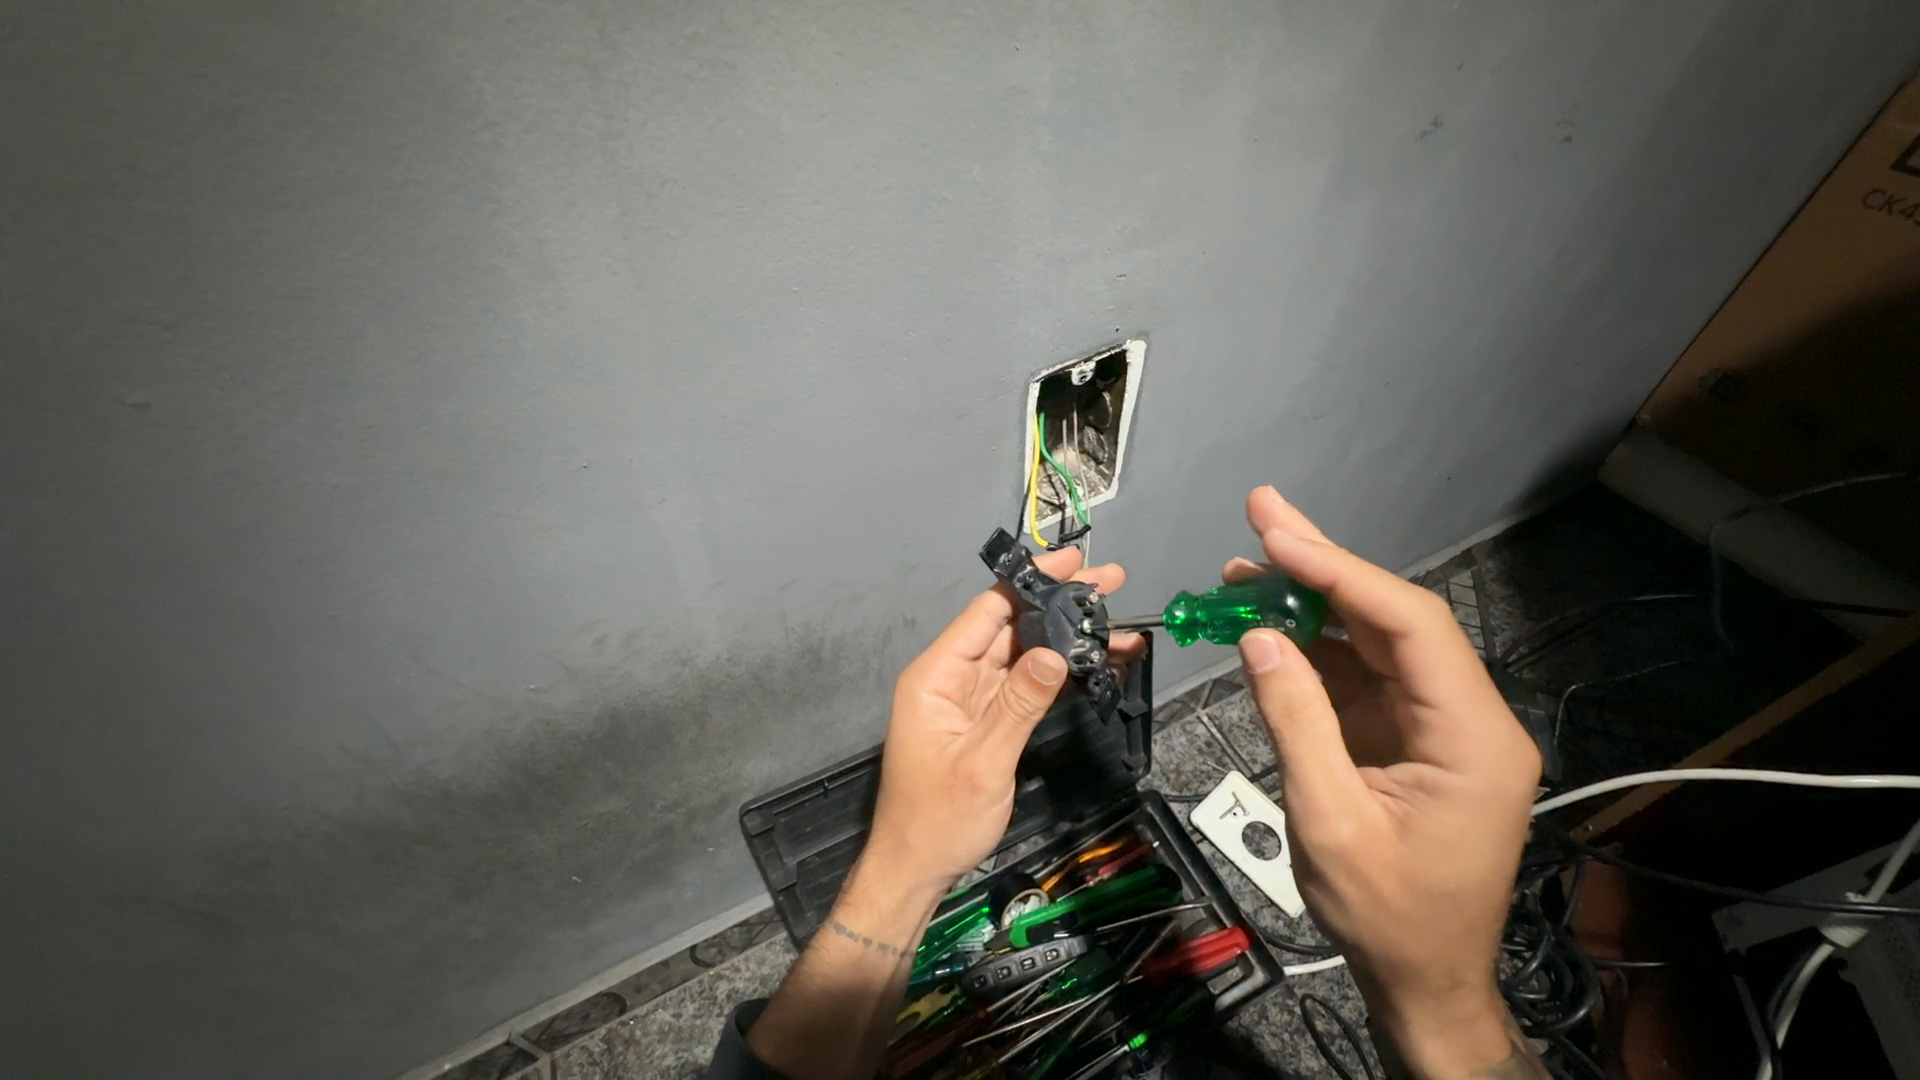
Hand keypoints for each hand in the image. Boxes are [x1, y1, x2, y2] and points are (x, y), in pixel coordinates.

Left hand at [867, 546, 1138, 895]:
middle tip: (1110, 582)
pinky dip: (1061, 674)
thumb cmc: (938, 818)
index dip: (1030, 583)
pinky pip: (1027, 685)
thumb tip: (1057, 654)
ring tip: (1118, 623)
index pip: (986, 612)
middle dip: (1060, 605)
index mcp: (937, 675)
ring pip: (1024, 654)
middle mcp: (954, 677)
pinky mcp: (989, 719)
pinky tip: (1098, 664)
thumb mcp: (981, 762)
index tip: (1072, 564)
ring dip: (1068, 639)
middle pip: (1010, 626)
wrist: (918, 868)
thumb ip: (1019, 705)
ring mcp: (973, 698)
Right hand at [1229, 487, 1542, 1076]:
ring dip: (1307, 602)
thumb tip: (1257, 636)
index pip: (1408, 625)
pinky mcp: (1405, 734)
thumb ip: (1295, 718)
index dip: (1340, 572)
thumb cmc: (1384, 912)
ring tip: (1242, 570)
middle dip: (1322, 565)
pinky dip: (1307, 645)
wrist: (1422, 979)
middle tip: (1262, 513)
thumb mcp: (1328, 819)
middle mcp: (1464, 714)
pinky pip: (1356, 673)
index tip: (1276, 537)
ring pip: (1371, 638)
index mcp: (1471, 735)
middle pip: (1392, 617)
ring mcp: (1434, 722)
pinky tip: (1262, 624)